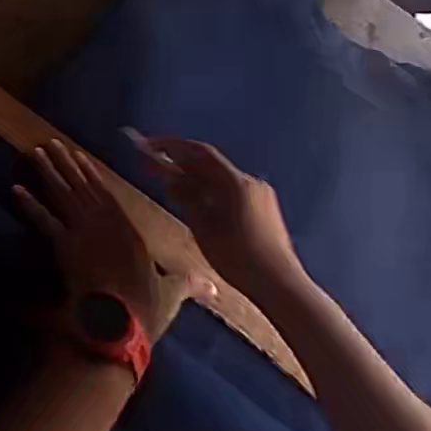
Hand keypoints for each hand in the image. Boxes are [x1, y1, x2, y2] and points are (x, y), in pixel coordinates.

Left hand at [15, 142, 209, 342]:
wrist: (122, 326)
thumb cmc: (146, 309)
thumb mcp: (172, 294)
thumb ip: (188, 284)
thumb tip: (212, 286)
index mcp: (128, 229)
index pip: (106, 193)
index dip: (90, 173)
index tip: (78, 155)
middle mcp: (104, 222)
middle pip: (81, 186)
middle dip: (65, 163)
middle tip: (49, 142)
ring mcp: (83, 230)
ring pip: (63, 194)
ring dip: (48, 172)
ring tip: (35, 152)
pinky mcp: (65, 244)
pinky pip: (44, 220)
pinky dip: (29, 204)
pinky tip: (16, 188)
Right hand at [126, 131, 305, 296]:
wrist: (280, 285)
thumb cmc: (237, 257)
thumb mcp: (203, 226)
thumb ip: (186, 196)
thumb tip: (169, 176)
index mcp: (235, 182)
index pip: (199, 152)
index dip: (171, 145)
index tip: (149, 145)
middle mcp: (250, 181)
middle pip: (209, 164)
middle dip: (181, 163)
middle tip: (155, 167)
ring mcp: (260, 194)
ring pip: (219, 177)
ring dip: (195, 178)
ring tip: (172, 188)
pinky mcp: (264, 207)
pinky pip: (231, 189)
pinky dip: (210, 190)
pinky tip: (197, 202)